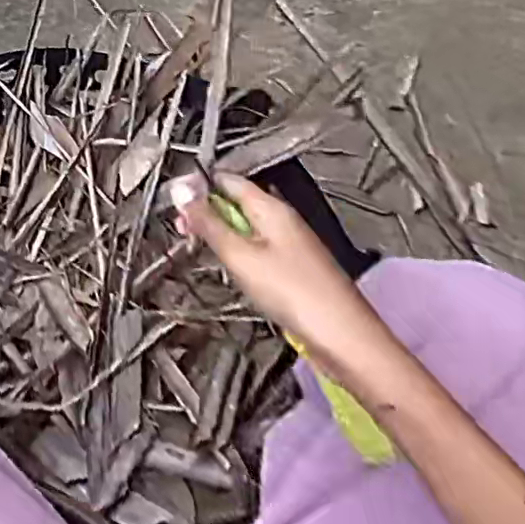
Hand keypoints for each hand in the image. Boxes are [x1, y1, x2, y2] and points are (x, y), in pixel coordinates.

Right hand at [169, 172, 385, 373]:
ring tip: (205, 250)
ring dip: (219, 234)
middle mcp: (283, 220)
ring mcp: (290, 244)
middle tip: (185, 230)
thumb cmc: (295, 295)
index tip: (177, 204)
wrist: (347, 343)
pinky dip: (237, 253)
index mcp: (271, 208)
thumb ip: (206, 220)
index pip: (225, 179)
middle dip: (205, 213)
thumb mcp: (237, 253)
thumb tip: (181, 187)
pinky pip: (256, 247)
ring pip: (243, 226)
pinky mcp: (294, 267)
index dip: (197, 187)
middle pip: (233, 202)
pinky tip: (232, 270)